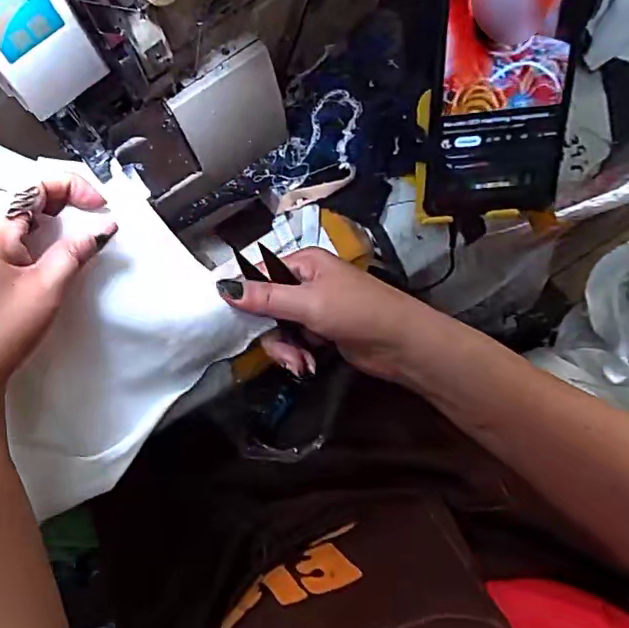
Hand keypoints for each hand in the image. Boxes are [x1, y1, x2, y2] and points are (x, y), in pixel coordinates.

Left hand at [0, 173, 117, 419]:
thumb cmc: (3, 330)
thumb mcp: (46, 288)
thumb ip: (76, 251)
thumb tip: (104, 226)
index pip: (32, 186)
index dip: (72, 187)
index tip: (101, 206)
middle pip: (19, 197)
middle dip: (58, 201)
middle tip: (89, 217)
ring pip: (8, 216)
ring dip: (42, 218)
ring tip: (70, 234)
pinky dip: (25, 236)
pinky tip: (40, 253)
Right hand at [218, 247, 455, 382]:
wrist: (405, 346)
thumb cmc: (359, 313)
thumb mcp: (308, 303)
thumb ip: (265, 297)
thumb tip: (223, 288)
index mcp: (303, 263)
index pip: (259, 275)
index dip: (245, 297)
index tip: (234, 320)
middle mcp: (305, 282)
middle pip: (266, 306)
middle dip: (272, 334)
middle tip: (285, 352)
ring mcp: (313, 308)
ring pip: (278, 328)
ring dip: (285, 348)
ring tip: (301, 362)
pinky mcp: (320, 331)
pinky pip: (293, 341)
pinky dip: (297, 354)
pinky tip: (308, 364)